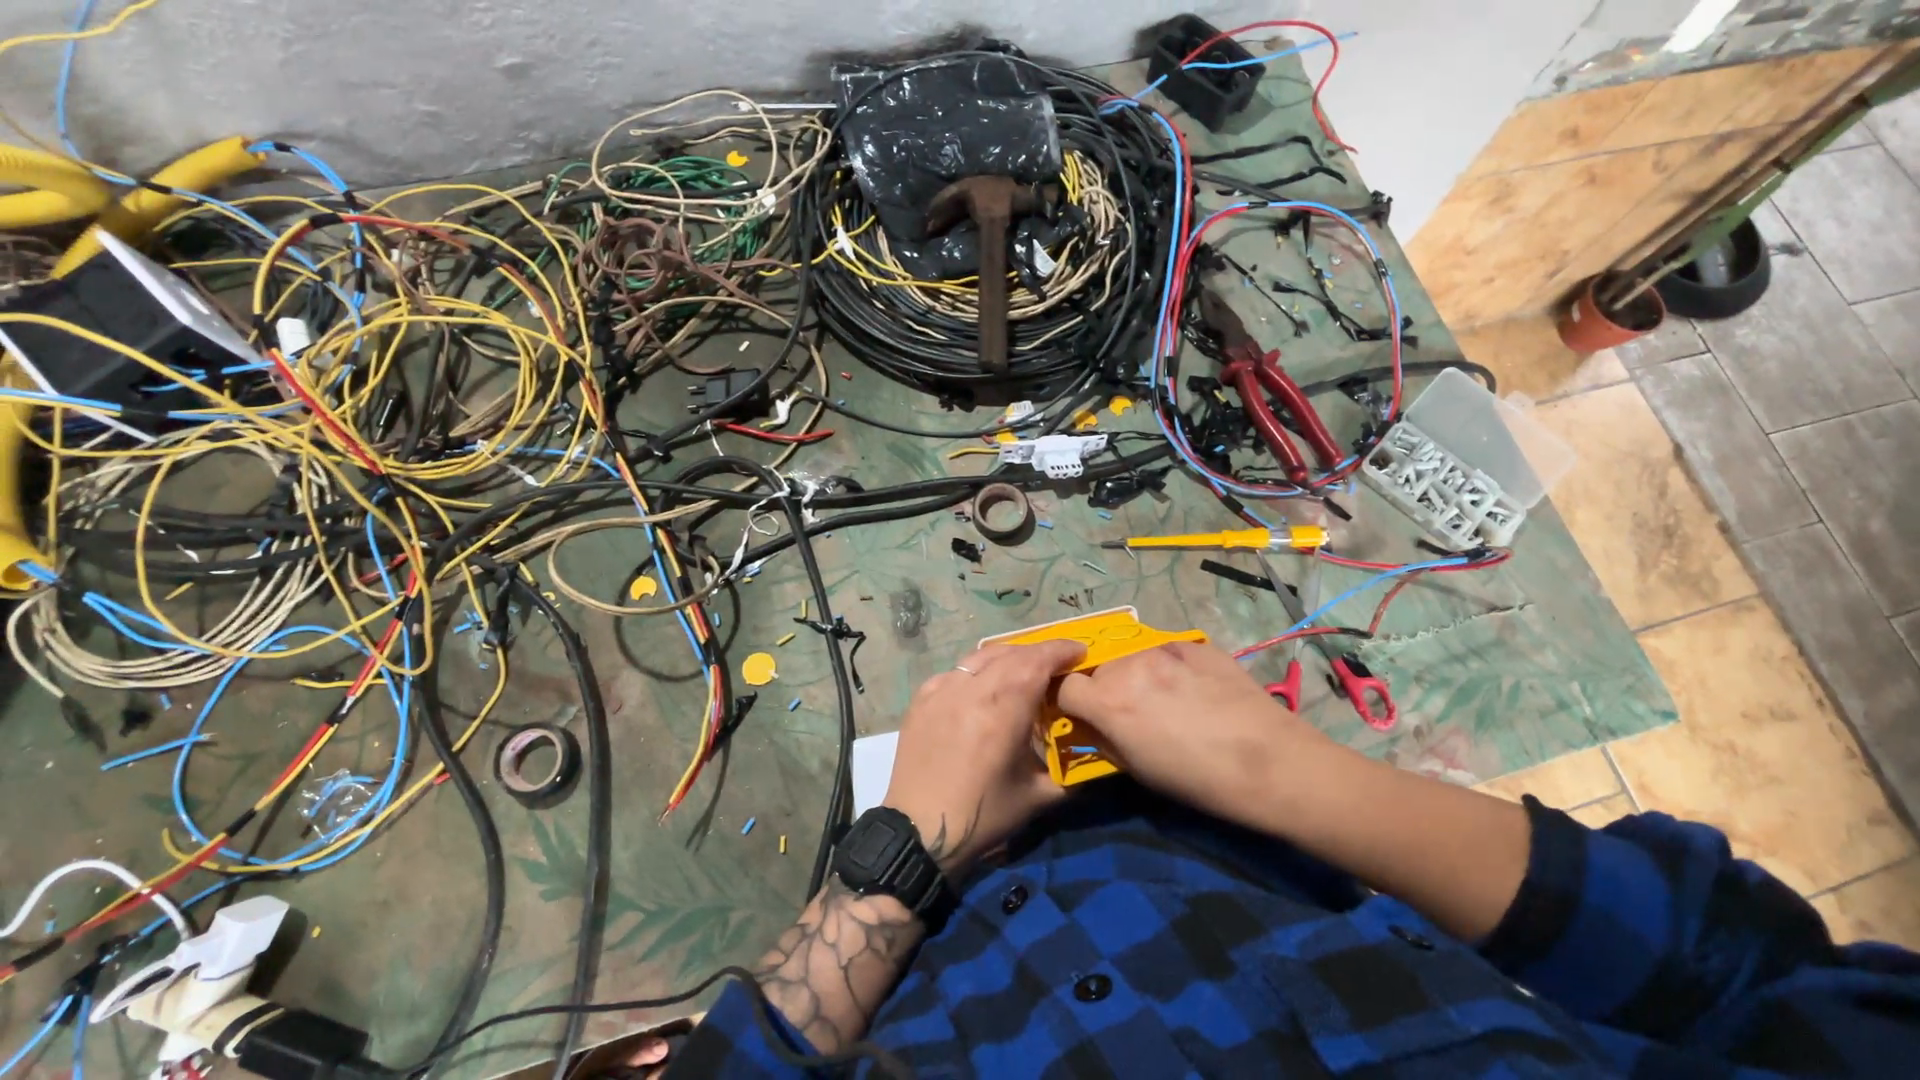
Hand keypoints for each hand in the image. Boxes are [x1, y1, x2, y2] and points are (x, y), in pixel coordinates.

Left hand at [883, 640, 1086, 877]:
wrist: (921, 831)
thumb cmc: (984, 815)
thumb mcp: (1038, 796)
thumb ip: (1071, 771)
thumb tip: (1096, 755)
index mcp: (1004, 709)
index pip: (1037, 661)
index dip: (1060, 651)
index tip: (1079, 652)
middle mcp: (972, 690)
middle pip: (1011, 655)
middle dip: (1038, 653)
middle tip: (1057, 663)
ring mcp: (941, 691)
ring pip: (979, 657)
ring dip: (1007, 657)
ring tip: (1022, 669)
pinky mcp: (920, 701)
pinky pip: (954, 672)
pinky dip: (975, 671)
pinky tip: (981, 687)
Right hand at [1055, 641, 1330, 829]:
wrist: (1269, 762)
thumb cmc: (1198, 780)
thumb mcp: (1138, 770)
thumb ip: (1106, 739)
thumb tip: (1095, 726)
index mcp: (1107, 702)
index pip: (1063, 687)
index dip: (1071, 703)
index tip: (1085, 718)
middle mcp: (1128, 666)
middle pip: (1099, 670)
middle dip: (1106, 690)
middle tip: (1132, 714)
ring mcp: (1163, 650)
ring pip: (1132, 657)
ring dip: (1137, 675)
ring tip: (1167, 700)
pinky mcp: (1195, 644)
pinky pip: (1167, 652)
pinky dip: (1170, 667)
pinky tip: (1194, 689)